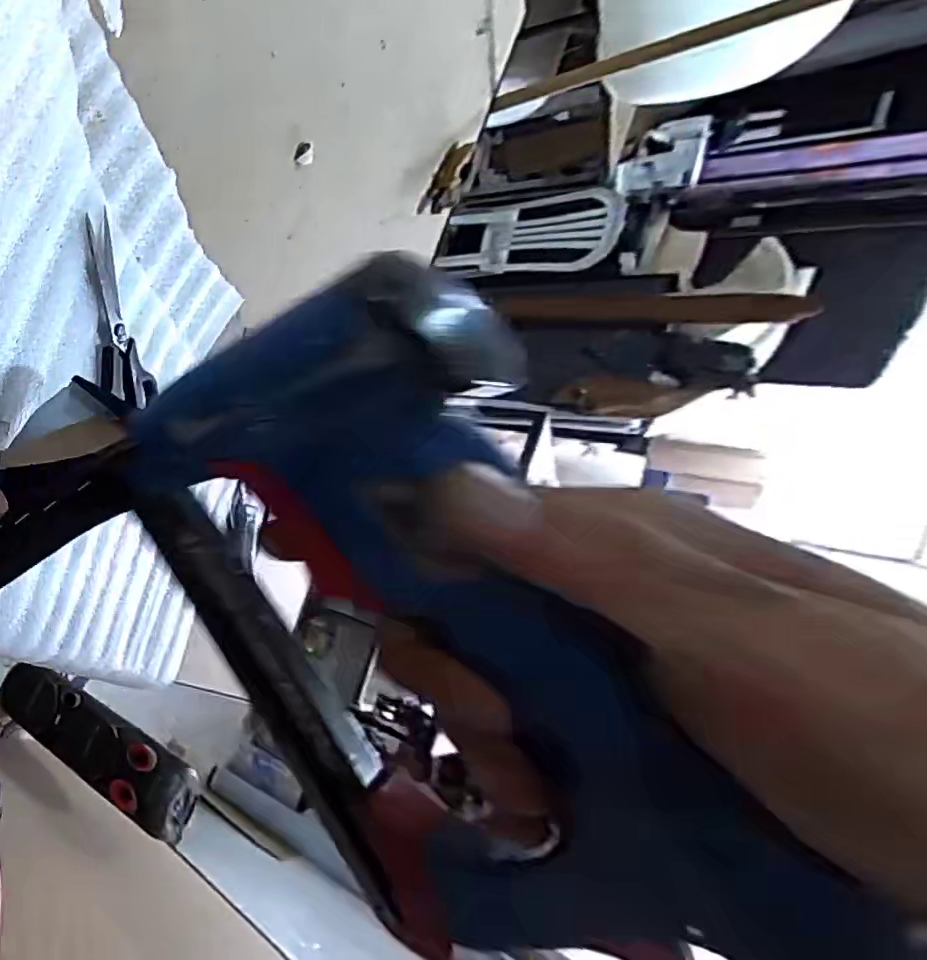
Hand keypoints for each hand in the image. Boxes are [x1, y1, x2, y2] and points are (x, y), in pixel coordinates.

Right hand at [431, 468, 926, 912]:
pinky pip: (512, 736)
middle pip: (452, 609)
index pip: (459, 524)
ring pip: (473, 677)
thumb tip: (444, 484)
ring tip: (528, 792)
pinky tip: (536, 810)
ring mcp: (593, 666)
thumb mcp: (753, 637)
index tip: (423, 631)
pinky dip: (505, 773)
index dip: (416, 566)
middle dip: (448, 670)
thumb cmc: (896, 728)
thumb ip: (599, 559)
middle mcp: (584, 592)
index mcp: (608, 542)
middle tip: (493, 723)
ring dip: (477, 736)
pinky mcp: (603, 732)